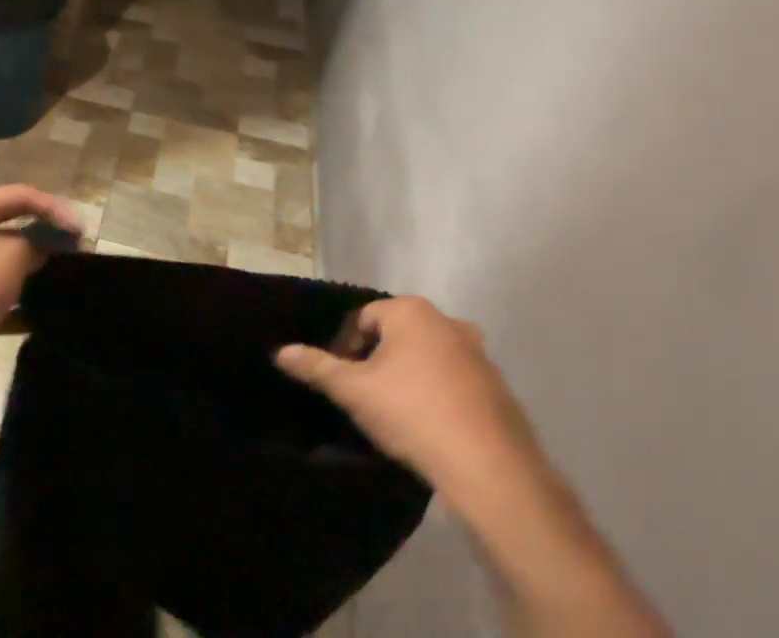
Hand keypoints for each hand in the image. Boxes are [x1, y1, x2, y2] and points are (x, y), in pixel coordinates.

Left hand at [0, 184, 81, 385]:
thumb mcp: (11, 257)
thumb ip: (37, 243)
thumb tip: (46, 243)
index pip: (22, 195)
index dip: (55, 208)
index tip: (82, 234)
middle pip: (11, 225)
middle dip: (45, 238)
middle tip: (75, 255)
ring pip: (2, 262)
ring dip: (31, 270)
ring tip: (61, 283)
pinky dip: (16, 302)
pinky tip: (38, 317)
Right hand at [275, 296, 538, 493]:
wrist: (488, 466)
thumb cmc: (412, 414)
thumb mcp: (353, 391)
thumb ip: (316, 367)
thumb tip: (280, 351)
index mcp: (412, 312)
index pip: (363, 318)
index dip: (345, 347)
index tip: (341, 380)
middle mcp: (449, 322)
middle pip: (396, 334)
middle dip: (376, 359)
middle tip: (363, 394)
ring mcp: (479, 353)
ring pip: (426, 355)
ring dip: (406, 375)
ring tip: (393, 411)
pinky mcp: (497, 384)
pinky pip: (453, 378)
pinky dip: (435, 391)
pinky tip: (427, 423)